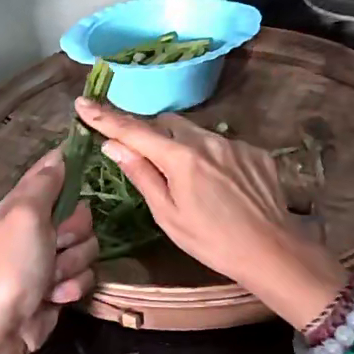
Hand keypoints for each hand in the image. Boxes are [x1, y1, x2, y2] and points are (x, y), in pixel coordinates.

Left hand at [0, 148, 99, 353]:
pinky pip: (88, 274)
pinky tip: (54, 295)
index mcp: (26, 203)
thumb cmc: (15, 264)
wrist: (8, 322)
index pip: (53, 171)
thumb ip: (45, 183)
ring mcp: (53, 255)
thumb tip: (60, 154)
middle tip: (55, 243)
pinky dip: (72, 286)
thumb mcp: (26, 214)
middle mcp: (40, 225)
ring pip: (89, 246)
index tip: (89, 167)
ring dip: (72, 265)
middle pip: (82, 213)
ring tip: (51, 277)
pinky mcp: (65, 281)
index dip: (70, 168)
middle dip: (74, 233)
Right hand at [75, 98, 346, 326]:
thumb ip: (141, 174)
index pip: (135, 130)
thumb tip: (114, 145)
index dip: (106, 117)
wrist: (271, 251)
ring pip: (197, 134)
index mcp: (181, 157)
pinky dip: (211, 158)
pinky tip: (220, 187)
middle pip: (168, 124)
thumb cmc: (211, 241)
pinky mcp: (255, 152)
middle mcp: (208, 140)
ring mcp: (235, 144)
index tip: (83, 103)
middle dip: (151, 134)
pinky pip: (222, 146)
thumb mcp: (168, 215)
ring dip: (183, 147)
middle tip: (146, 159)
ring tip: (191, 183)